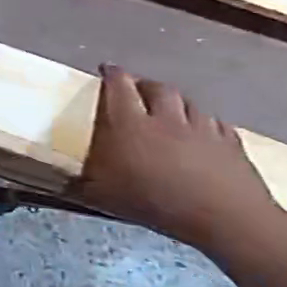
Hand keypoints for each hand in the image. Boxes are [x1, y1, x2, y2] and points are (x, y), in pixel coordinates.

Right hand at [73, 65, 281, 249]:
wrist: (223, 217)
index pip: (119, 87)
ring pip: (188, 102)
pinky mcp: (230, 142)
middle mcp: (166, 118)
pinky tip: (202, 130)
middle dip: (145, 84)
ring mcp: (202, 128)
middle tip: (137, 90)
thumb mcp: (103, 196)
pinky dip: (205, 121)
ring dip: (176, 101)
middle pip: (157, 88)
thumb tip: (57, 183)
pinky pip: (215, 122)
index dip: (112, 74)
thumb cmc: (154, 202)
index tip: (106, 69)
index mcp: (129, 124)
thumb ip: (80, 182)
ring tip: (169, 108)